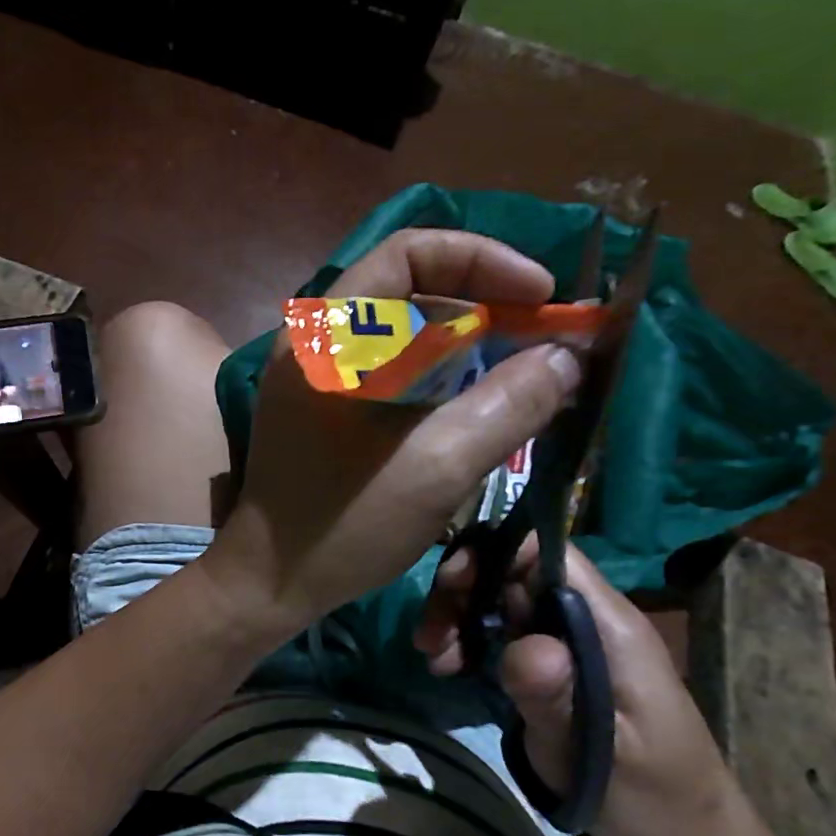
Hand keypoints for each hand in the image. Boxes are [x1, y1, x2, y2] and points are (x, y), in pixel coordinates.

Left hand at [202, 230, 581, 630]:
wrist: (270, 581)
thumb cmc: (345, 527)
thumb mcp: (438, 467)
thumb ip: (509, 406)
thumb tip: (566, 356)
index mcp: (327, 338)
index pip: (408, 253)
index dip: (482, 260)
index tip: (540, 294)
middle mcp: (315, 340)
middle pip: (410, 288)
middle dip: (484, 303)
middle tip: (542, 338)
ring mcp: (316, 372)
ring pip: (403, 329)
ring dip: (466, 340)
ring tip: (522, 369)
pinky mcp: (324, 403)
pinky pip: (391, 364)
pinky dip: (440, 370)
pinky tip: (475, 400)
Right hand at [415, 539, 740, 835]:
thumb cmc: (655, 794)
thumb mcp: (603, 753)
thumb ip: (560, 698)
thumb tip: (522, 646)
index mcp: (606, 621)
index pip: (544, 550)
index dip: (494, 552)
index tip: (453, 585)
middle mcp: (584, 618)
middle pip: (512, 572)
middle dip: (463, 590)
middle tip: (430, 637)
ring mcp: (568, 640)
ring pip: (501, 601)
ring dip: (460, 618)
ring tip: (436, 660)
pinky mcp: (554, 665)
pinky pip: (504, 633)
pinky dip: (471, 642)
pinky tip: (452, 669)